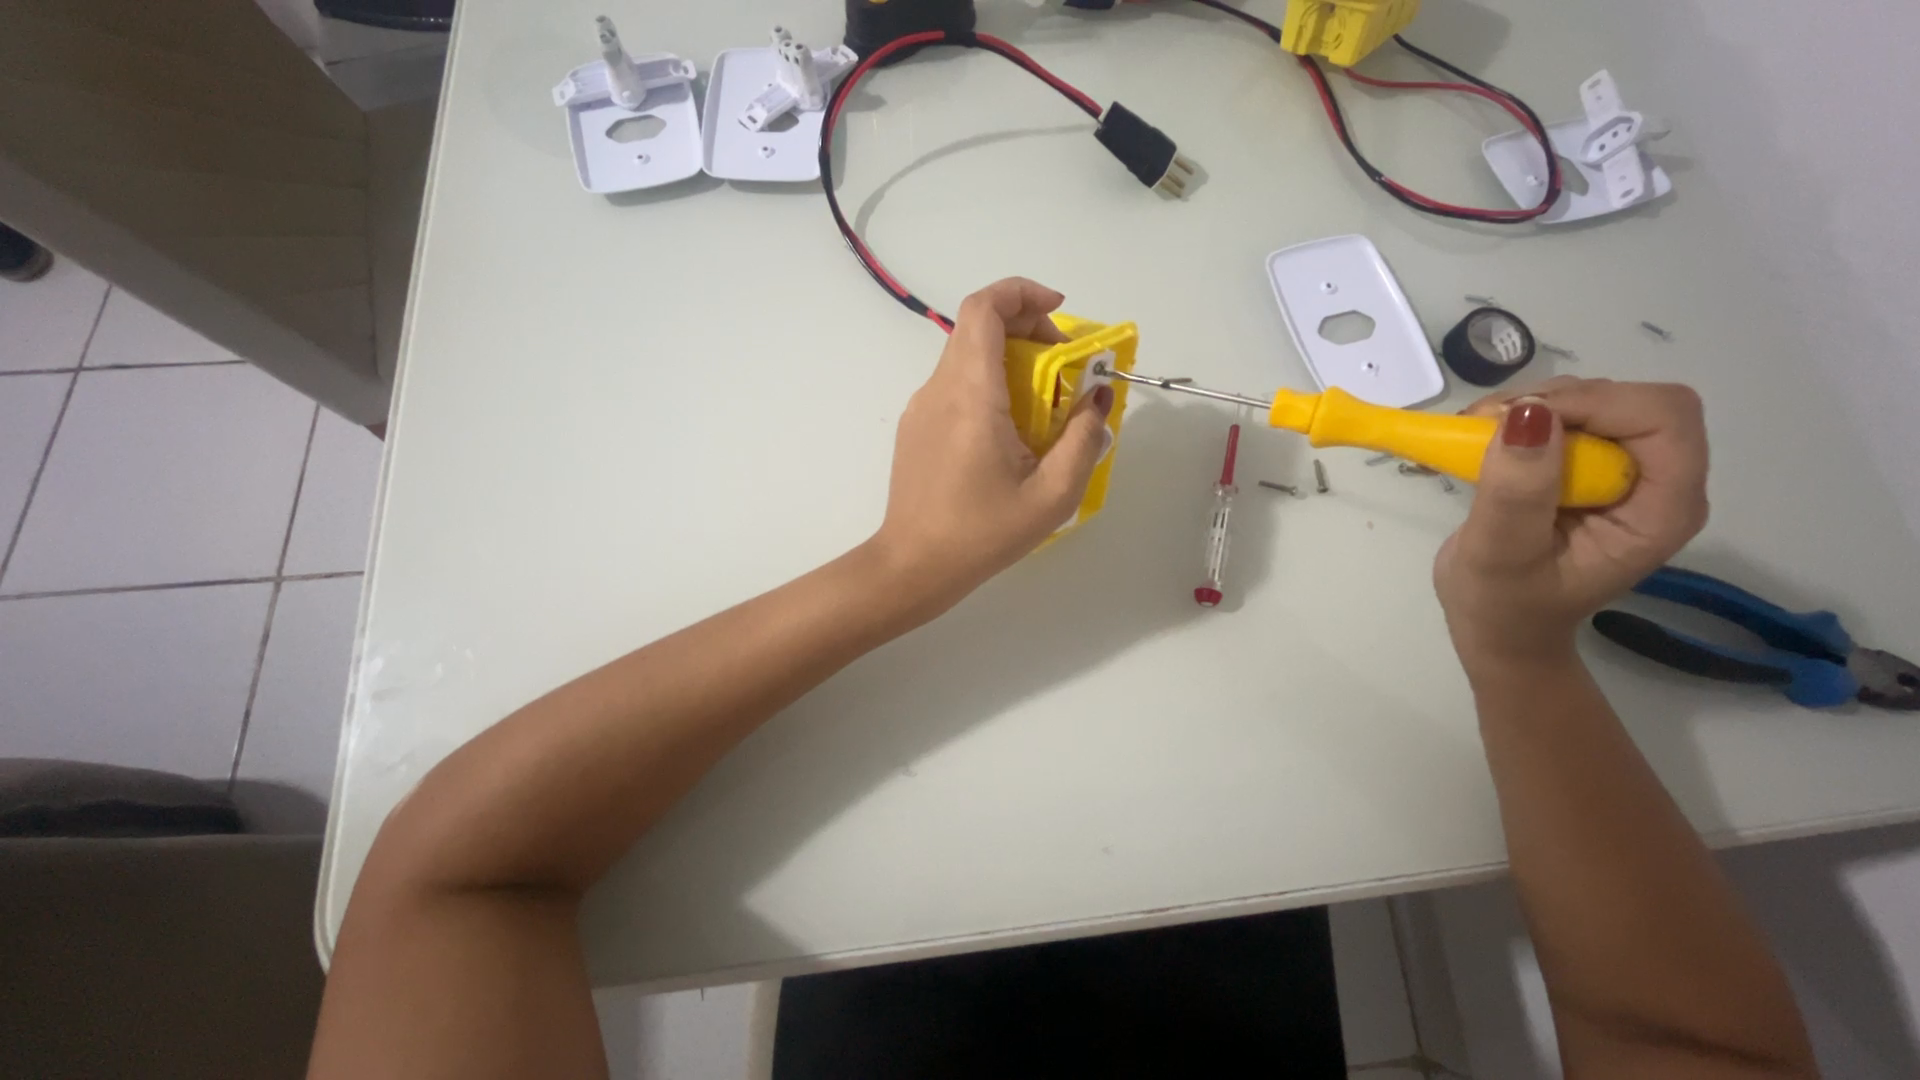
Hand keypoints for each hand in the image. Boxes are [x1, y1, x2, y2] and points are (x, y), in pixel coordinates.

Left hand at [867, 278, 1114, 616]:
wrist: (912, 566)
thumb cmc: (982, 534)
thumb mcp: (1052, 496)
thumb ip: (1083, 439)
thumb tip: (1097, 398)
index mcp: (971, 395)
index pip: (984, 309)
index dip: (1022, 293)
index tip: (1060, 313)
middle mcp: (939, 388)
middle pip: (977, 325)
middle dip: (1027, 327)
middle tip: (1064, 364)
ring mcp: (921, 407)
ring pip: (966, 355)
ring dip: (1010, 359)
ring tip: (1045, 404)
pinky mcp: (916, 427)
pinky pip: (955, 384)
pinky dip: (989, 383)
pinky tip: (1010, 431)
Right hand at [1434, 377, 1709, 679]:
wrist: (1499, 631)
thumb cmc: (1503, 606)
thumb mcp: (1500, 553)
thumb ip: (1518, 490)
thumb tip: (1527, 415)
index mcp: (1660, 510)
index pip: (1662, 418)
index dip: (1595, 404)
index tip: (1516, 421)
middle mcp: (1656, 482)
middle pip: (1631, 401)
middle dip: (1556, 402)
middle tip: (1483, 425)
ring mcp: (1622, 474)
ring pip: (1595, 401)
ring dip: (1531, 407)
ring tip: (1474, 436)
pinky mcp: (1588, 469)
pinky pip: (1567, 418)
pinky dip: (1522, 417)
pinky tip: (1485, 439)